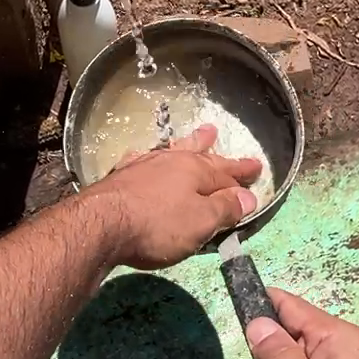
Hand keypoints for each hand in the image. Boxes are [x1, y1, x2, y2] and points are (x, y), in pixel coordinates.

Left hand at [84, 124, 261, 268]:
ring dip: (185, 144)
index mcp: (195, 171)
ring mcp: (143, 166)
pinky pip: (141, 159)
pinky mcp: (120, 176)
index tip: (257, 167)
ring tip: (196, 134)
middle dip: (212, 149)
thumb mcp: (200, 222)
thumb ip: (225, 208)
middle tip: (218, 133)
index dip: (241, 172)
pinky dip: (148, 157)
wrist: (101, 224)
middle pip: (197, 154)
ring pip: (171, 151)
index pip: (225, 172)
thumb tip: (248, 196)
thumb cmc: (158, 225)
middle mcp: (170, 161)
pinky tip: (144, 155)